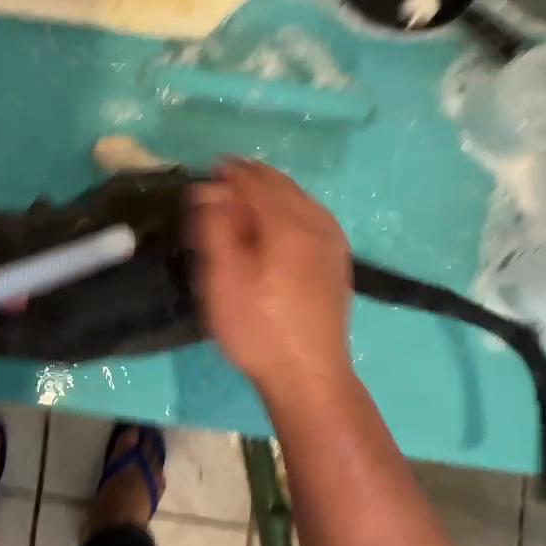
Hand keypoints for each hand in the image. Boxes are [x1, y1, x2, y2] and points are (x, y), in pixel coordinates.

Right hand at [190, 159, 354, 390]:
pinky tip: (280, 218)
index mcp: (287, 224)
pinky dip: (291, 205)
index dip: (231, 173)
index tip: (208, 170)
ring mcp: (333, 243)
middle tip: (224, 176)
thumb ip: (215, 228)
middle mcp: (316, 225)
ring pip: (300, 199)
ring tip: (246, 193)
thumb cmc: (257, 329)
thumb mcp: (222, 280)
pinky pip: (313, 216)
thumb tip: (209, 189)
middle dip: (252, 176)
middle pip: (282, 185)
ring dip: (272, 189)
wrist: (309, 376)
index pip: (256, 182)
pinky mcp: (337, 262)